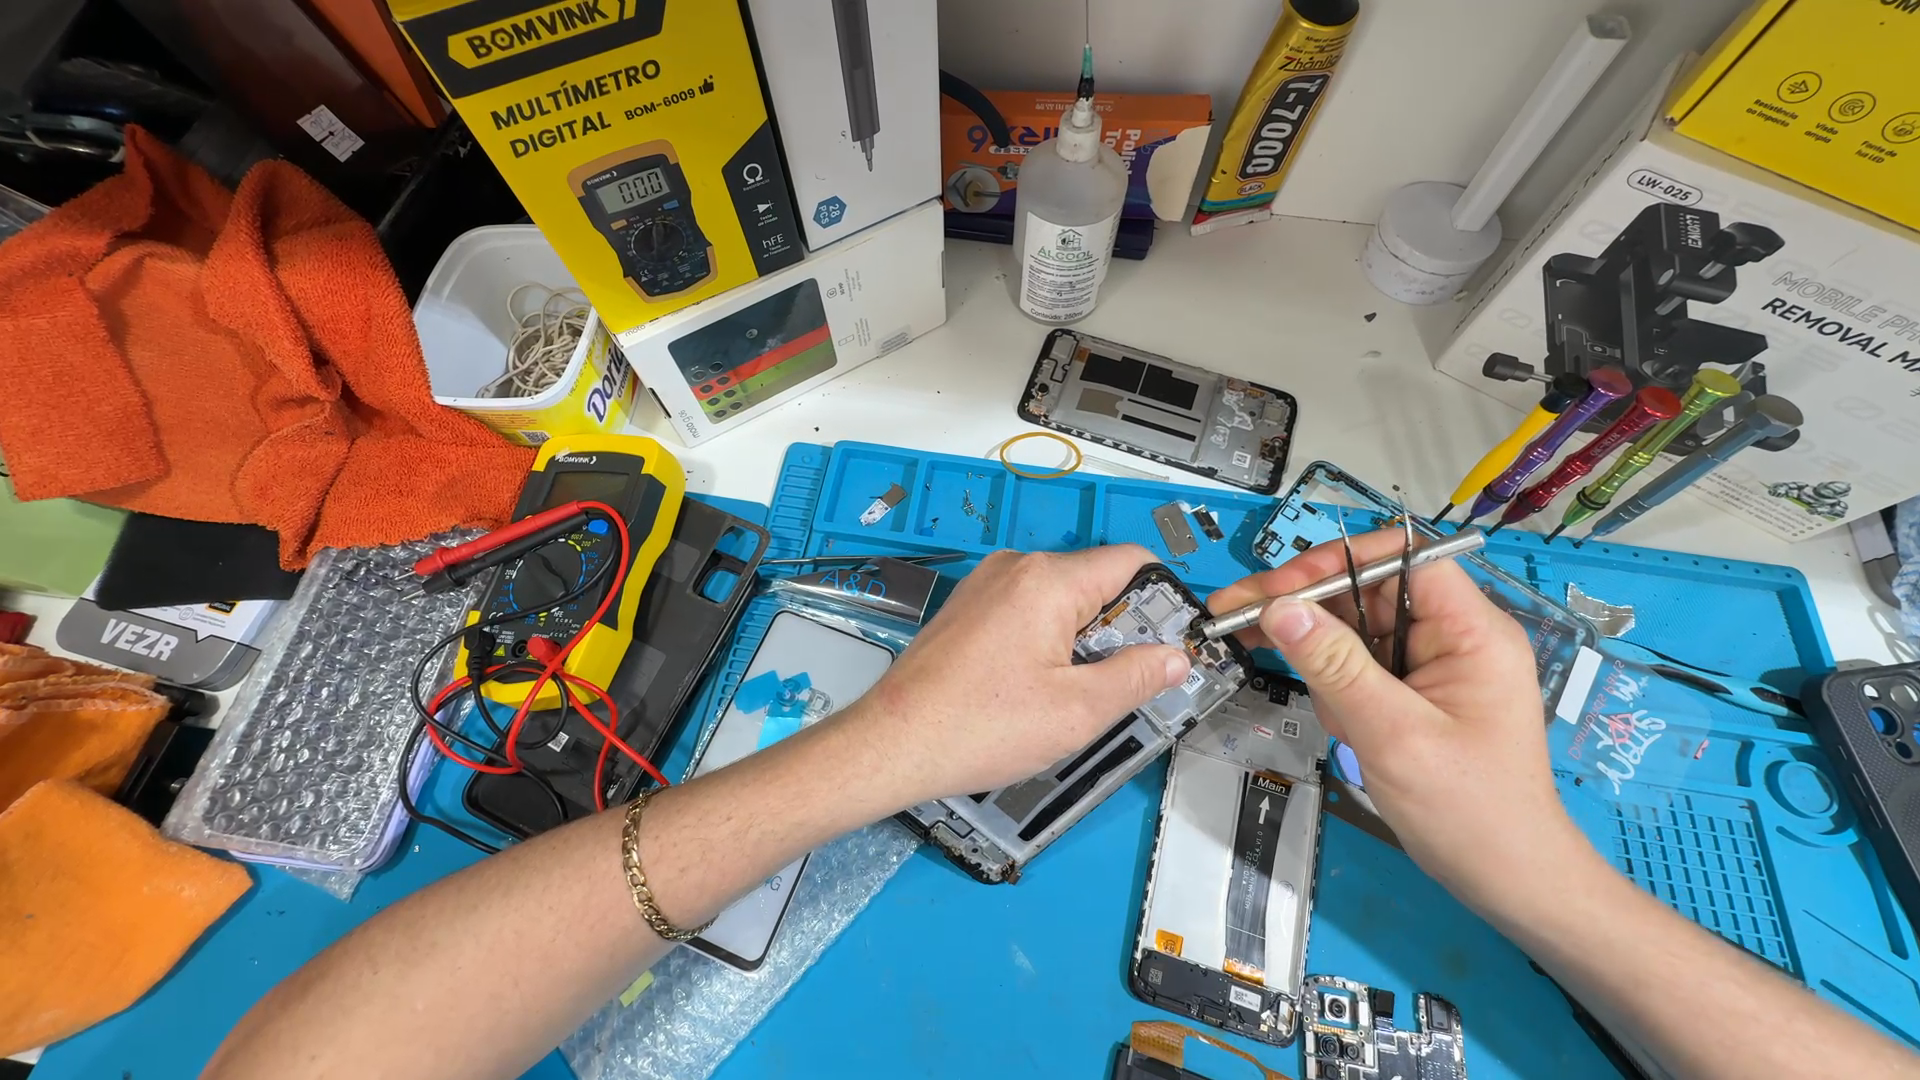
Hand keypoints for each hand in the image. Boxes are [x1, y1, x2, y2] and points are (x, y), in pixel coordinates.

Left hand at [854, 545, 1190, 803]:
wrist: (892, 743)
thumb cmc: (983, 727)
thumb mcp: (1076, 711)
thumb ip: (1136, 677)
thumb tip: (1175, 656)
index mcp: (1048, 579)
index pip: (1131, 561)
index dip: (1163, 597)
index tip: (1171, 641)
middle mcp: (1015, 567)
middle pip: (1095, 579)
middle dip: (1120, 625)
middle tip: (1124, 681)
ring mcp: (985, 583)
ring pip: (1060, 596)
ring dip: (1082, 636)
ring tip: (1076, 691)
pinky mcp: (967, 606)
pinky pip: (1026, 607)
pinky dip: (1046, 636)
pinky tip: (1035, 682)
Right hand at [1209, 530, 1597, 916]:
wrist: (1505, 880)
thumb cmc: (1467, 809)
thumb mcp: (1392, 733)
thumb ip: (1334, 666)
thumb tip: (1276, 608)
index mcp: (1469, 631)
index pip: (1404, 559)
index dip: (1339, 561)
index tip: (1280, 587)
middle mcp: (1446, 635)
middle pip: (1362, 589)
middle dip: (1300, 602)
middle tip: (1230, 613)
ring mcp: (1423, 663)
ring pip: (1347, 625)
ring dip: (1308, 649)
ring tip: (1273, 667)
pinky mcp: (1403, 689)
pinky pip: (1350, 662)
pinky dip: (1322, 678)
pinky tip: (1315, 702)